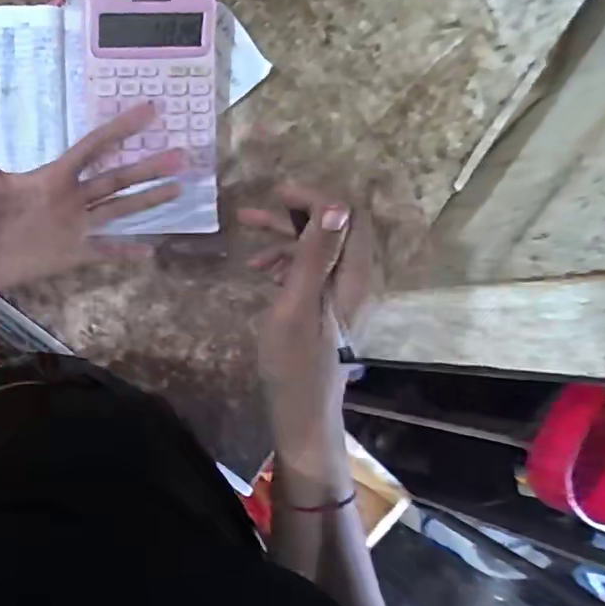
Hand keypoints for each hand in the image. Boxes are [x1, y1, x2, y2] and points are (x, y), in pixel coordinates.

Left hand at [0, 67, 182, 297]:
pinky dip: (127, 251)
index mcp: (52, 176)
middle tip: (182, 155)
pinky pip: (105, 250)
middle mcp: (71, 199)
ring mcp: (74, 227)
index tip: (149, 109)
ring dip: (148, 200)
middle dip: (149, 167)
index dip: (121, 128)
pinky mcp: (71, 254)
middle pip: (118, 178)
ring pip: (120, 210)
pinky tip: (152, 250)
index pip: (94, 147)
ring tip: (179, 189)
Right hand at [243, 185, 352, 484]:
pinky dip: (287, 265)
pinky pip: (313, 273)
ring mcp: (343, 296)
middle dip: (291, 218)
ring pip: (319, 252)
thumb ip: (315, 257)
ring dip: (285, 242)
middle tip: (248, 216)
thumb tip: (335, 206)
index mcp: (354, 277)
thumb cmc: (293, 363)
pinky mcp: (329, 309)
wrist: (302, 411)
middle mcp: (356, 281)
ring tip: (248, 248)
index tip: (275, 194)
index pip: (346, 217)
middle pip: (332, 232)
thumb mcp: (296, 306)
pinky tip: (262, 272)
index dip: (314, 198)